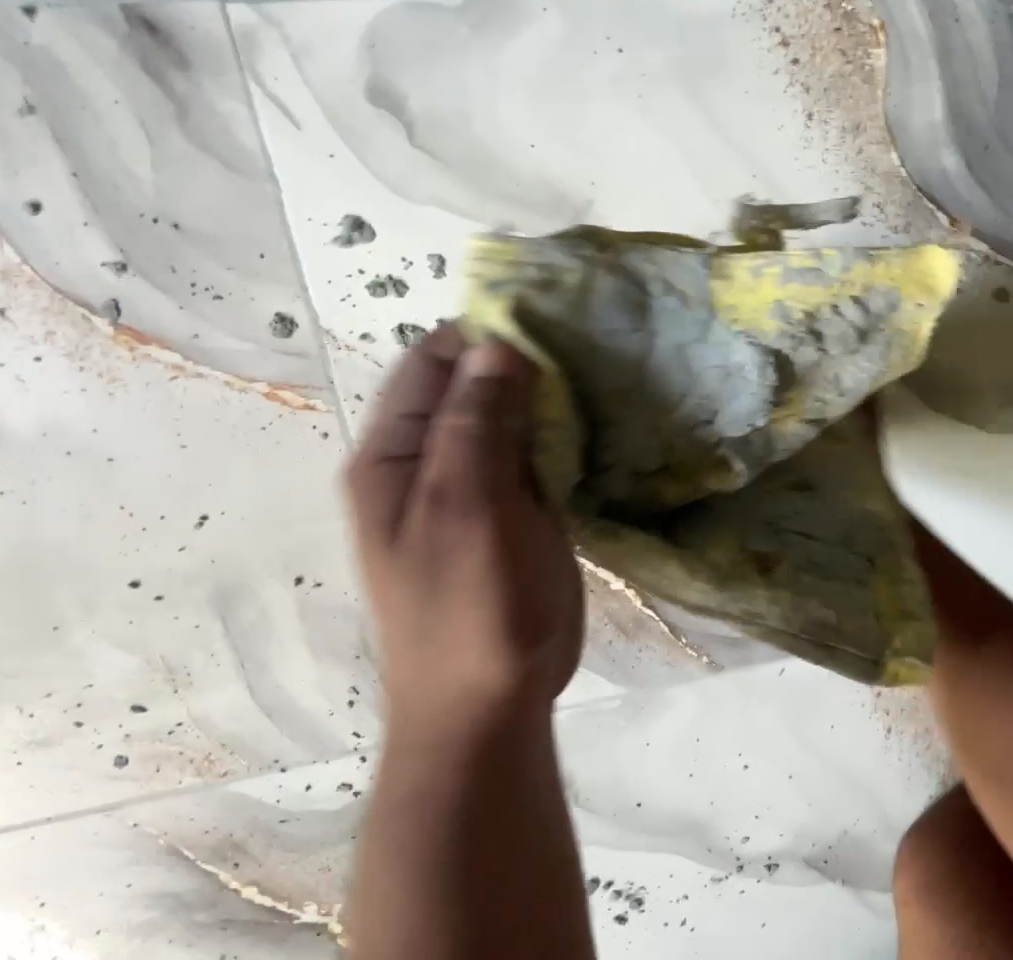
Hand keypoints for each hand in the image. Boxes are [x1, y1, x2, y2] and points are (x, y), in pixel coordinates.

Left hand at [346, 324, 583, 746]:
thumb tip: (499, 341)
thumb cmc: (466, 609)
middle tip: (598, 338)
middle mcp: (436, 459)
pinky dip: (570, 432)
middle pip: (478, 384)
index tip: (554, 312)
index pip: (435, 362)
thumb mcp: (464, 510)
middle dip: (529, 358)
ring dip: (556, 394)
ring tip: (613, 365)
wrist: (489, 700)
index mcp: (399, 454)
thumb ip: (477, 424)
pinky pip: (543, 453)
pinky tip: (610, 417)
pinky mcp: (523, 510)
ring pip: (517, 417)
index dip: (486, 331)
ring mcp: (482, 486)